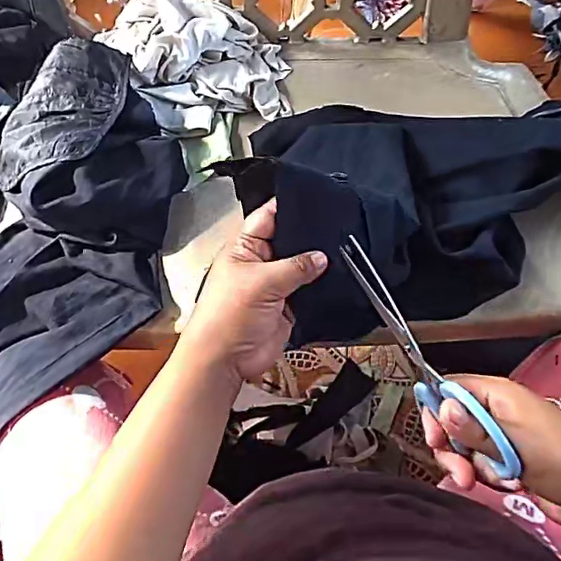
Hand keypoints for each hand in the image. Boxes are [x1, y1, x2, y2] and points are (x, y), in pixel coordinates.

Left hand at [178, 199, 326, 382]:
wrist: (226, 359)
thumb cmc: (224, 318)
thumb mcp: (262, 282)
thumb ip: (296, 266)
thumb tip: (320, 257)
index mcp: (244, 248)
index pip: (267, 217)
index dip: (287, 207)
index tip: (312, 200)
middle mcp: (259, 264)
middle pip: (289, 242)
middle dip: (308, 238)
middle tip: (331, 230)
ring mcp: (274, 286)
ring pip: (301, 268)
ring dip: (315, 266)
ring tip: (336, 255)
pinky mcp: (287, 306)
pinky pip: (308, 292)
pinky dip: (319, 289)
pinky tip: (333, 281)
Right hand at [423, 375, 560, 534]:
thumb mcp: (518, 444)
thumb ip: (476, 428)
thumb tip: (442, 407)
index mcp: (499, 394)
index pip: (451, 389)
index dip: (437, 411)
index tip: (436, 439)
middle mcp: (498, 411)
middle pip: (453, 421)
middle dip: (452, 448)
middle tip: (462, 472)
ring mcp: (505, 437)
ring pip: (466, 447)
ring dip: (470, 467)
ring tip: (492, 482)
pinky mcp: (510, 462)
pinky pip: (482, 466)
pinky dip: (487, 477)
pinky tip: (508, 484)